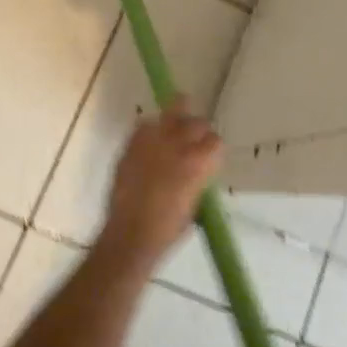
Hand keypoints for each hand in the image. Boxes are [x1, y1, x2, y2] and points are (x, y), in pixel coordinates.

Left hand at [96, 98, 221, 266]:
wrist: (131, 235)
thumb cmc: (168, 229)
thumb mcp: (194, 204)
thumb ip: (198, 180)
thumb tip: (198, 170)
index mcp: (198, 164)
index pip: (215, 141)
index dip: (214, 146)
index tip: (211, 153)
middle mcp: (179, 147)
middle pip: (197, 122)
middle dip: (199, 129)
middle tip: (194, 138)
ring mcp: (154, 143)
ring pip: (172, 111)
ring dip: (177, 117)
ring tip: (176, 121)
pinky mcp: (133, 145)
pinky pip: (144, 124)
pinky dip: (150, 128)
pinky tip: (151, 137)